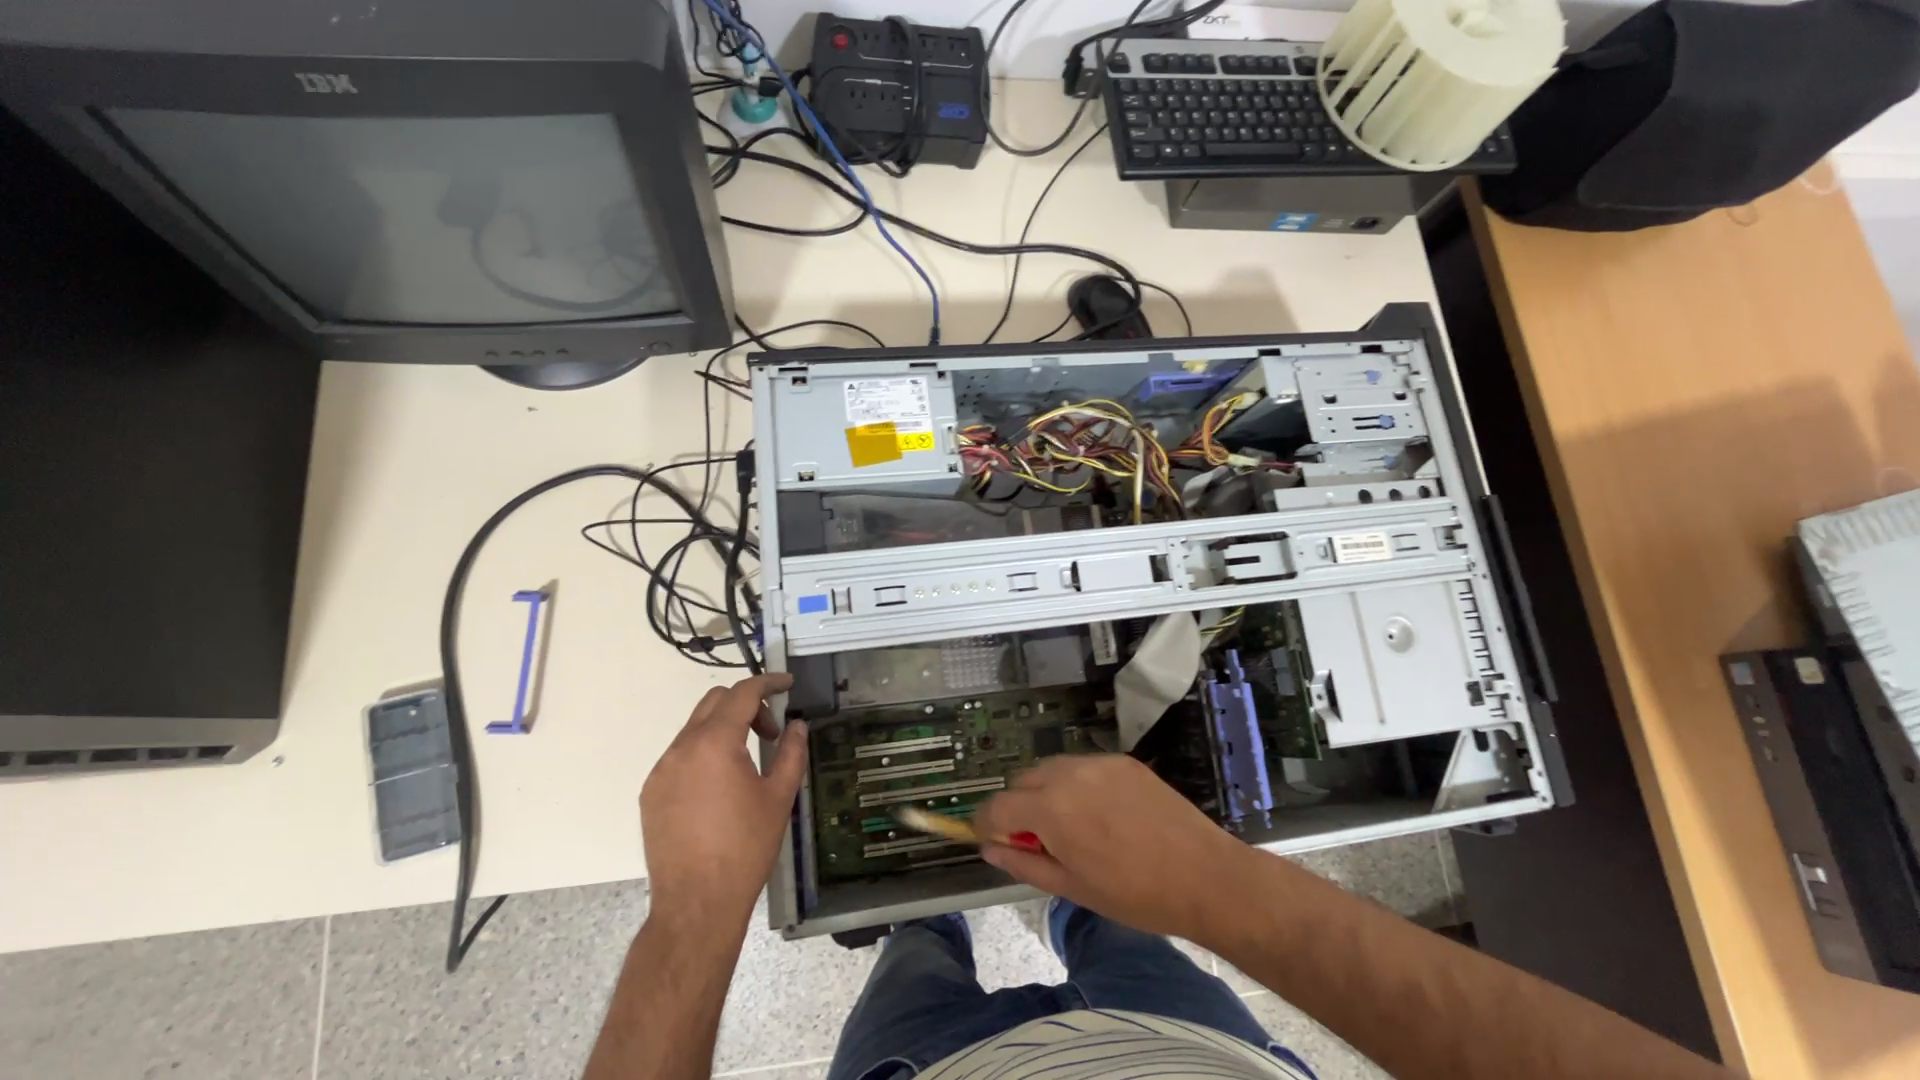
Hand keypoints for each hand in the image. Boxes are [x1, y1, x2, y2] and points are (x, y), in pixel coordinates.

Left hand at [640, 673, 805, 924]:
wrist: (697, 902)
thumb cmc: (745, 849)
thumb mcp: (779, 798)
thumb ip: (790, 753)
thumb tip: (796, 727)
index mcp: (715, 743)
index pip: (742, 693)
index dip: (768, 682)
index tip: (787, 684)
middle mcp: (681, 748)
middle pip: (714, 702)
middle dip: (746, 706)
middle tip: (770, 733)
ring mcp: (660, 770)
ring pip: (694, 729)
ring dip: (723, 730)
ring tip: (747, 764)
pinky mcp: (651, 793)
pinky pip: (679, 756)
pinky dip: (703, 754)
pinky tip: (720, 789)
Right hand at [970, 754, 1251, 939]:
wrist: (1205, 876)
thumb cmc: (1135, 894)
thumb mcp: (1072, 888)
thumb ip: (1023, 863)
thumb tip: (990, 849)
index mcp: (1050, 809)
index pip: (995, 806)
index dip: (985, 825)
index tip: (994, 842)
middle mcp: (1068, 774)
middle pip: (1021, 781)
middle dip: (1017, 807)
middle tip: (1039, 841)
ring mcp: (1099, 763)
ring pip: (1052, 769)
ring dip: (1046, 792)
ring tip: (1072, 827)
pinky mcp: (1124, 761)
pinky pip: (1084, 766)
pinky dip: (1078, 784)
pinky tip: (1102, 814)